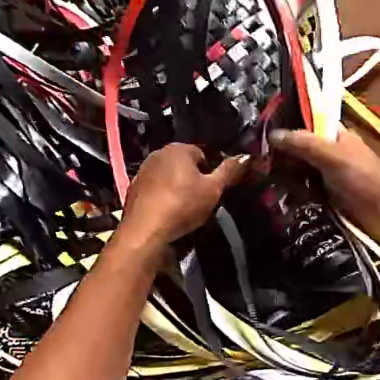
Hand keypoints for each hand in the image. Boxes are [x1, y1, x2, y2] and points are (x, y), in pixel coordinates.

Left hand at [117, 144, 247, 249]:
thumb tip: (246, 156)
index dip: (210, 174)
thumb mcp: (213, 189)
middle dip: (192, 179)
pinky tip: (165, 213)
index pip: (202, 155)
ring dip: (176, 188)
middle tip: (200, 201)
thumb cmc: (183, 205)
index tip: (212, 192)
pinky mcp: (133, 188)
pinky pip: (154, 189)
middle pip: (184, 165)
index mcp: (178, 149)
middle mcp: (158, 153)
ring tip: (182, 209)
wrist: (145, 231)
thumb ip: (229, 171)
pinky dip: (161, 197)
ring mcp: (142, 170)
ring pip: (168, 177)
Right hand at [268, 128, 379, 224]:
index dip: (289, 125)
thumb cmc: (365, 182)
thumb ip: (304, 144)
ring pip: (299, 170)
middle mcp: (332, 155)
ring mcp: (328, 177)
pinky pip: (302, 191)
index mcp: (339, 137)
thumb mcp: (333, 157)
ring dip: (284, 175)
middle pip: (301, 149)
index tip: (263, 132)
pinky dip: (290, 192)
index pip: (310, 124)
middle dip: (282, 153)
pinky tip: (273, 194)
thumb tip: (272, 134)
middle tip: (256, 158)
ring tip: (259, 177)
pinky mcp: (325, 198)